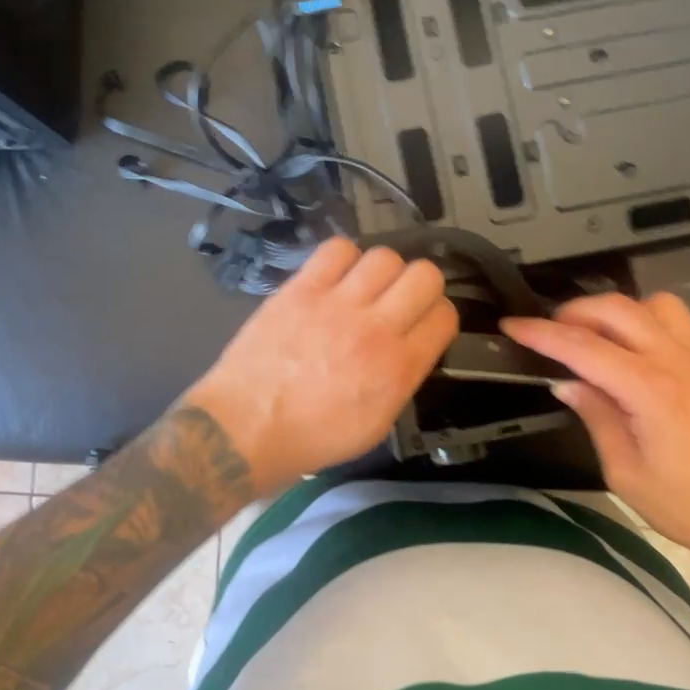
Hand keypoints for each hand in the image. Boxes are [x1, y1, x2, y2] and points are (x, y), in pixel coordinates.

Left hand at [184, 238, 457, 493]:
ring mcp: (337, 304)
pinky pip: (337, 250)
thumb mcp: (375, 425)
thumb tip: (408, 349)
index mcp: (398, 369)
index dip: (438, 316)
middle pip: (425, 275)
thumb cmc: (310, 439)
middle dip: (420, 286)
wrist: (245, 430)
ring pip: (385, 257)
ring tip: (365, 287)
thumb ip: (400, 379)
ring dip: (382, 271)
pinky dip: (343, 258)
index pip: (444, 316)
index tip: (423, 322)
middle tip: (400, 300)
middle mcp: (376, 329)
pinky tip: (335, 276)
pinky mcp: (301, 289)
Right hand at [502, 293, 689, 578]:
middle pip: (616, 308)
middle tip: (547, 334)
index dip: (540, 333)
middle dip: (572, 312)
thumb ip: (597, 419)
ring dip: (612, 311)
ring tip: (591, 339)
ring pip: (650, 304)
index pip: (583, 347)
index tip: (510, 326)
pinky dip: (642, 321)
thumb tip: (568, 383)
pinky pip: (675, 322)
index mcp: (651, 391)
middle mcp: (677, 362)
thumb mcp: (630, 476)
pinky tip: (631, 353)